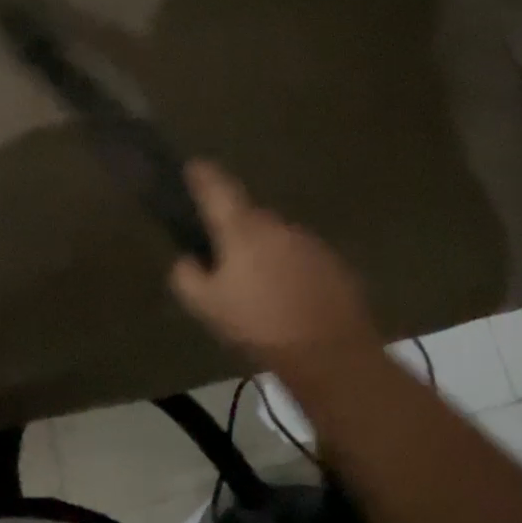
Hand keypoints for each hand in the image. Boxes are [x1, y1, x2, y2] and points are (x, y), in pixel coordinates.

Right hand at [169, 161, 380, 369]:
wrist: (333, 354)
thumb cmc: (260, 325)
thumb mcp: (206, 306)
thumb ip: (186, 276)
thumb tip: (187, 259)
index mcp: (241, 229)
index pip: (217, 188)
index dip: (202, 175)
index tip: (194, 167)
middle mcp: (276, 226)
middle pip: (248, 217)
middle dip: (235, 230)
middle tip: (225, 257)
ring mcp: (310, 243)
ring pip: (277, 239)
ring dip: (265, 253)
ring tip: (260, 287)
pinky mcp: (335, 265)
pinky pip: (302, 259)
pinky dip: (292, 271)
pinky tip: (290, 300)